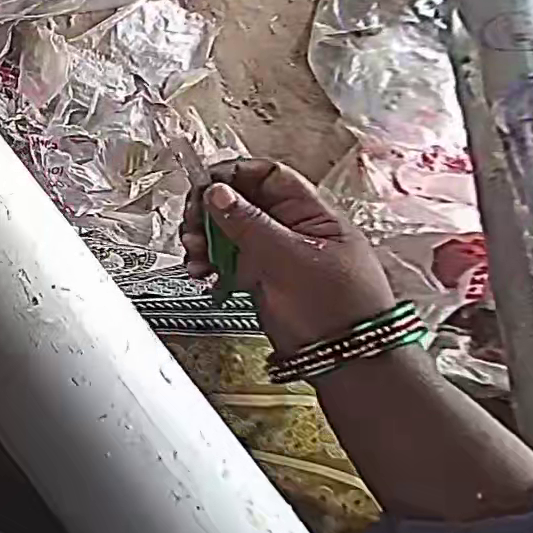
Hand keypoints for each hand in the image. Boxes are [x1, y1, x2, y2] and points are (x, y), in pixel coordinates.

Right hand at [179, 159, 394, 353]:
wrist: (340, 358)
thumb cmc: (333, 305)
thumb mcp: (288, 257)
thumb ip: (248, 221)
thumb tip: (215, 190)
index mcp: (309, 214)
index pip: (267, 175)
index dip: (233, 174)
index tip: (203, 187)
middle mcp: (286, 226)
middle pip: (236, 200)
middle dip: (206, 211)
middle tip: (191, 226)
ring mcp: (269, 249)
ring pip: (221, 227)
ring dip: (200, 238)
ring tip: (195, 255)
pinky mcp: (253, 271)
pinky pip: (219, 254)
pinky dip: (204, 260)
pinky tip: (201, 272)